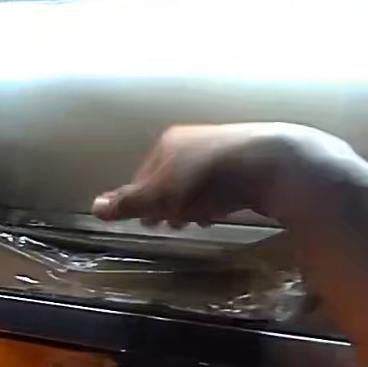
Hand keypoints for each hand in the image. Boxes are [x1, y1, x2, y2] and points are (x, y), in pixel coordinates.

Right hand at [91, 123, 360, 225]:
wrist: (273, 165)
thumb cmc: (208, 180)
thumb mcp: (162, 196)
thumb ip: (129, 202)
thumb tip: (94, 207)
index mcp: (167, 143)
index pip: (142, 176)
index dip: (141, 202)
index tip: (147, 224)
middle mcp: (192, 140)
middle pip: (168, 179)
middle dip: (167, 204)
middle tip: (172, 226)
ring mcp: (222, 147)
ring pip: (195, 183)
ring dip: (191, 205)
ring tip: (197, 223)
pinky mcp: (248, 160)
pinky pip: (221, 184)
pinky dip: (216, 200)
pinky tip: (221, 213)